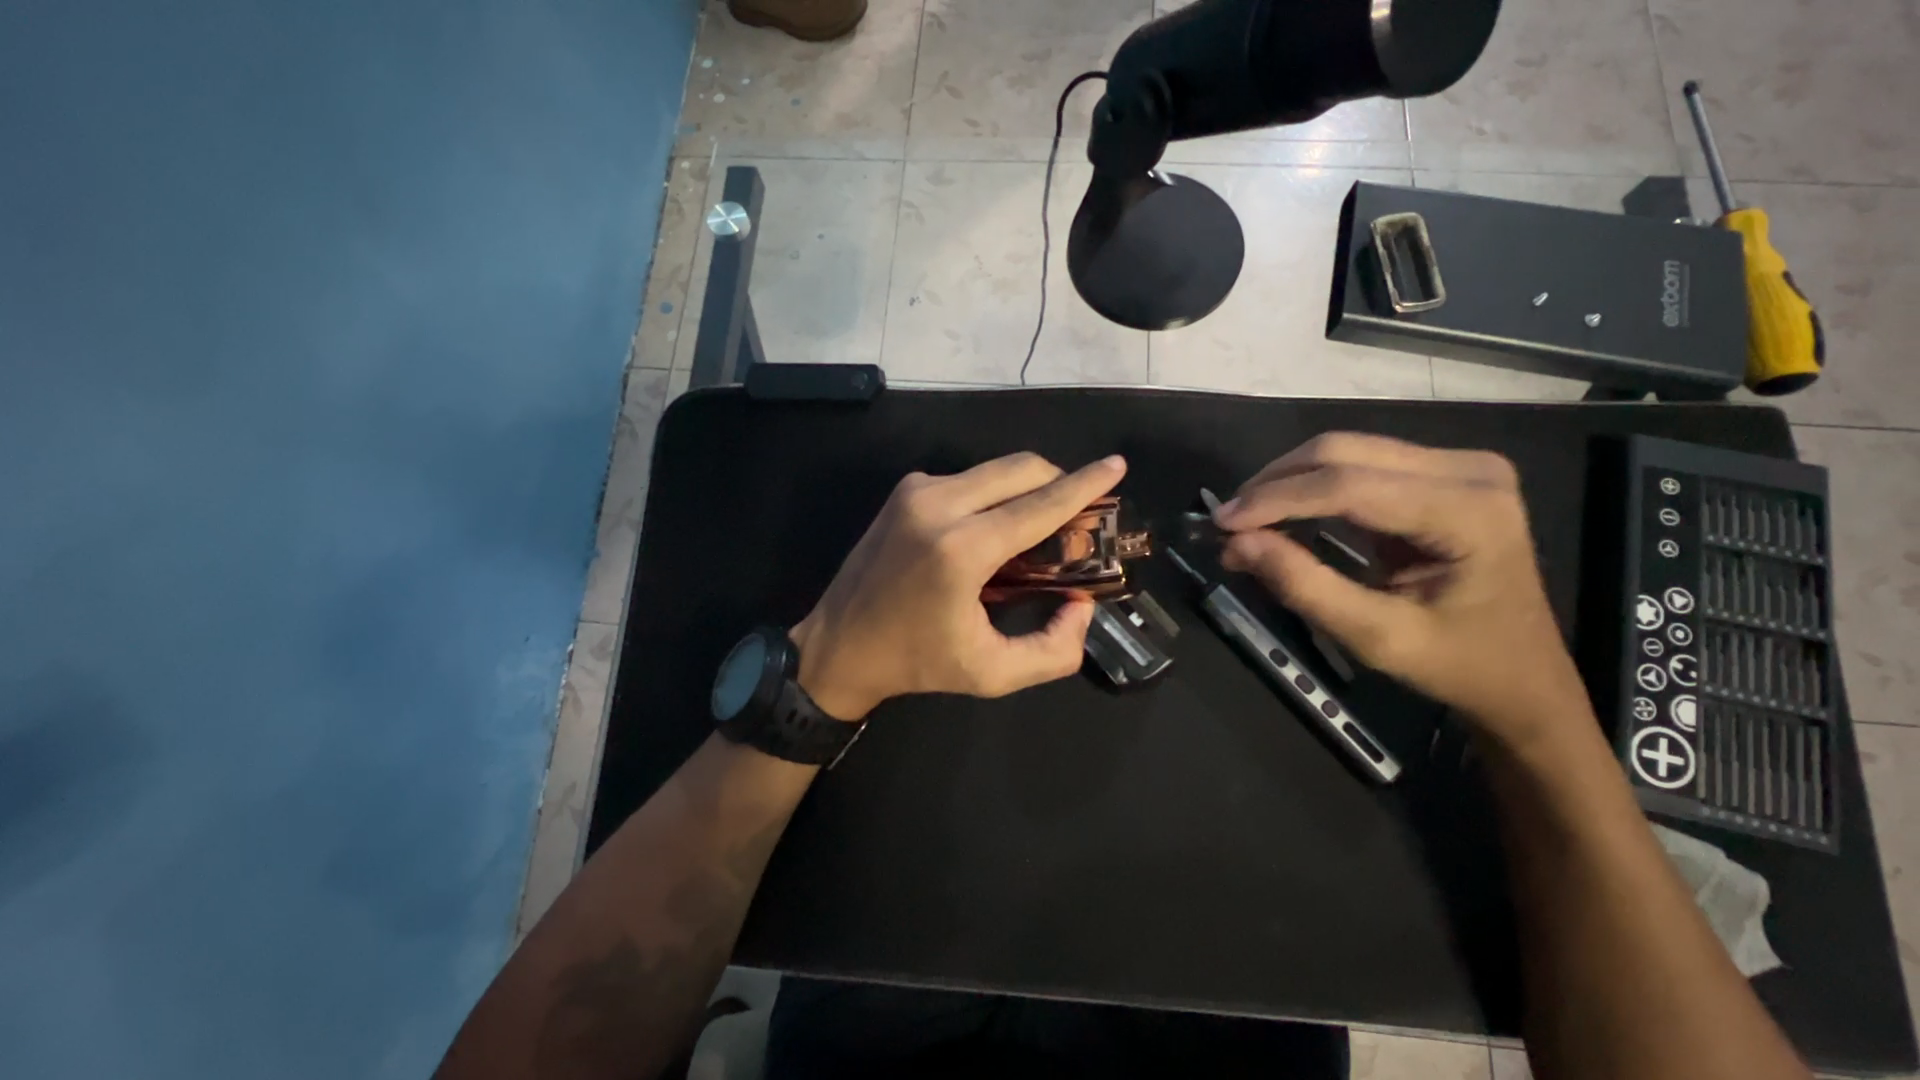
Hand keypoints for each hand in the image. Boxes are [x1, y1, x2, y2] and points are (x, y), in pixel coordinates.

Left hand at [791, 452, 1127, 719]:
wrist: (839, 645)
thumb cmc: (917, 662)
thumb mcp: (993, 673)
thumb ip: (1054, 649)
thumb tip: (1082, 603)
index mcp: (961, 549)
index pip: (1040, 505)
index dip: (1085, 485)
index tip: (1116, 465)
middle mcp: (938, 504)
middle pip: (1021, 469)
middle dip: (1059, 482)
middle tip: (1079, 515)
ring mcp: (916, 490)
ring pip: (995, 470)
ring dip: (1027, 489)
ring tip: (1038, 529)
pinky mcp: (905, 489)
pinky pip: (969, 479)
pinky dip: (994, 495)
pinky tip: (993, 532)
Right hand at [1212, 433, 1588, 748]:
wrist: (1524, 678)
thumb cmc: (1460, 666)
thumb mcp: (1378, 639)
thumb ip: (1306, 587)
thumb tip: (1235, 544)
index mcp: (1470, 511)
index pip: (1352, 484)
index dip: (1278, 498)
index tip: (1222, 523)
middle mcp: (1469, 470)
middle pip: (1346, 451)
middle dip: (1277, 483)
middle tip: (1227, 523)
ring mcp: (1459, 466)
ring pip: (1348, 450)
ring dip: (1289, 481)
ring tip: (1245, 521)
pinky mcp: (1442, 474)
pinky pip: (1361, 465)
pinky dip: (1313, 487)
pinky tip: (1280, 513)